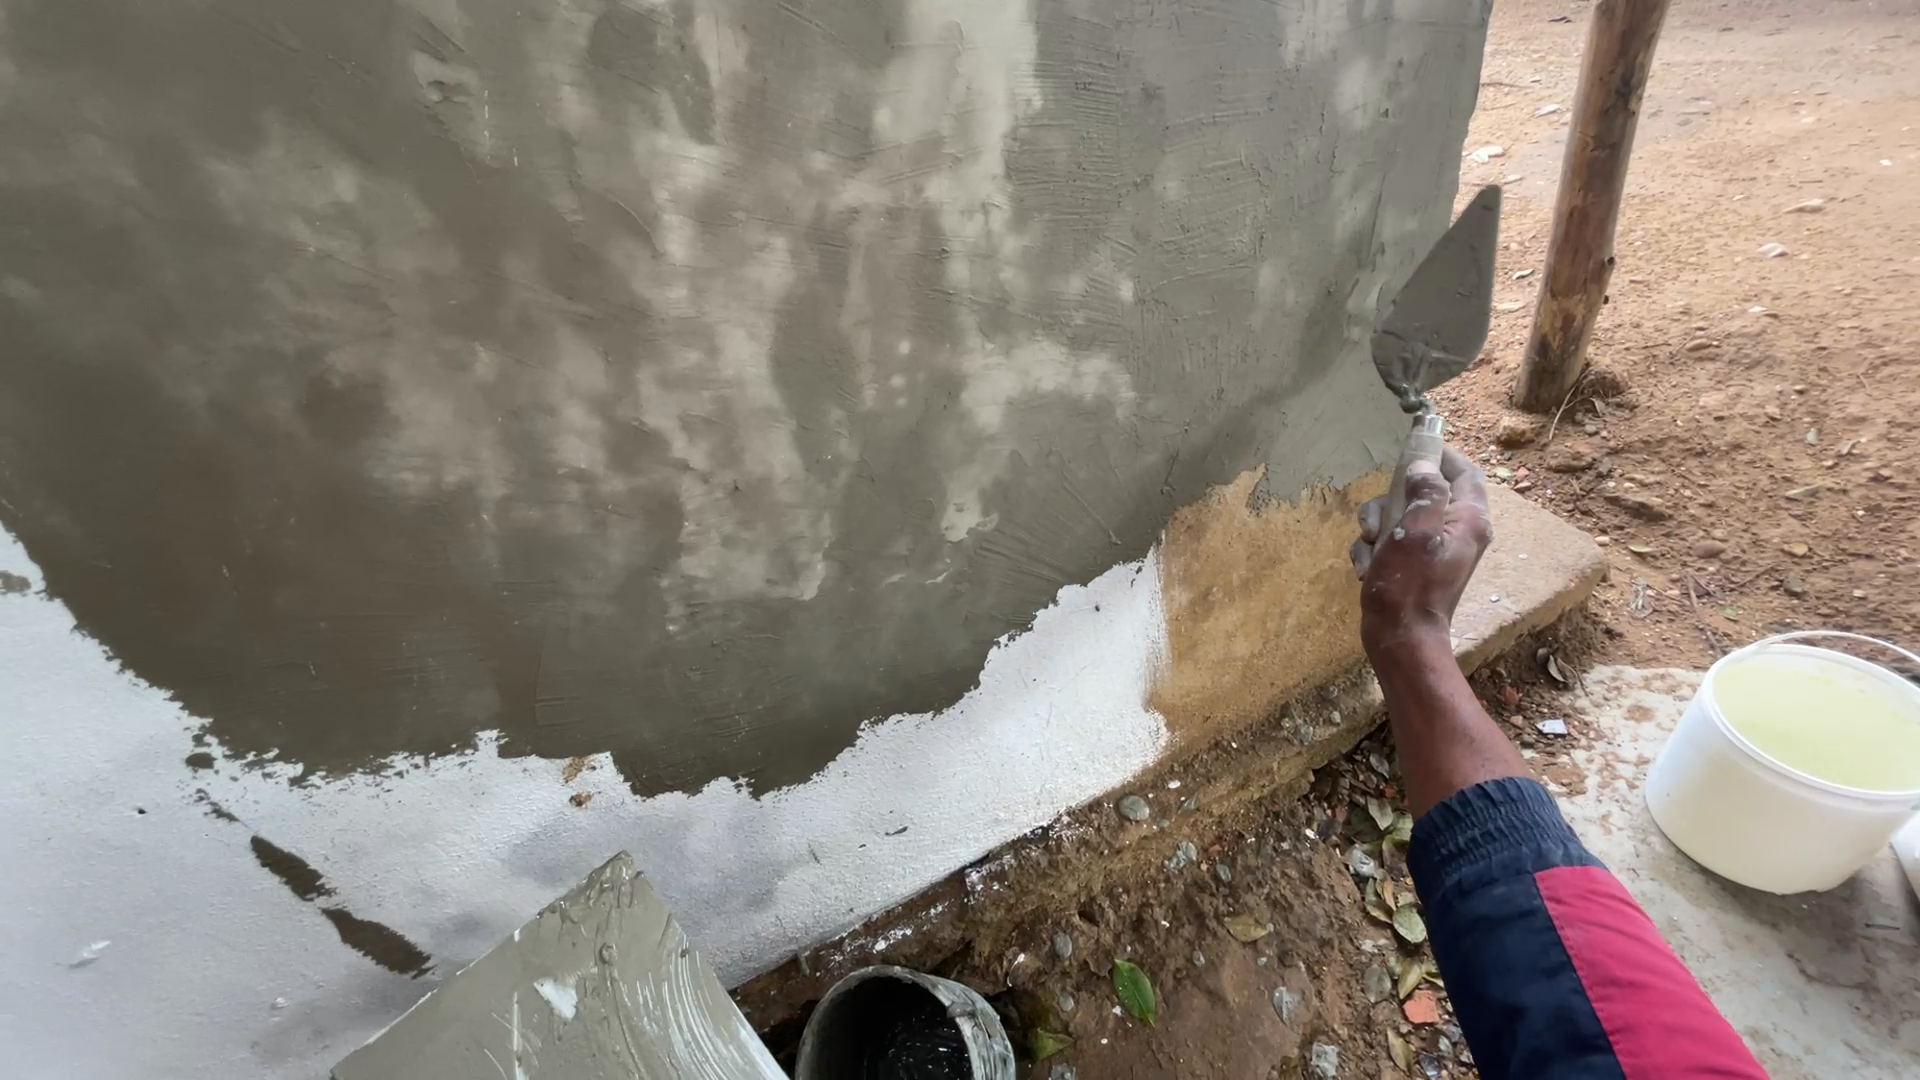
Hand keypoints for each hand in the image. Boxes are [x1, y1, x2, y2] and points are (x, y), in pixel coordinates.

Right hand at [1350, 446, 1492, 652]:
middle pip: (1422, 493)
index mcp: (1468, 521)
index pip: (1465, 472)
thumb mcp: (1415, 533)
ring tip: (1369, 550)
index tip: (1412, 445)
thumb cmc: (1409, 586)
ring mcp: (1434, 549)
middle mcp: (1456, 531)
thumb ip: (1424, 493)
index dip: (1441, 454)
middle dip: (1390, 502)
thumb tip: (1422, 465)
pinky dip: (1373, 551)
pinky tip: (1367, 568)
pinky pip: (1389, 542)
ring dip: (1375, 528)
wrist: (1400, 638)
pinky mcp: (1413, 565)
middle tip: (1374, 522)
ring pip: (1398, 517)